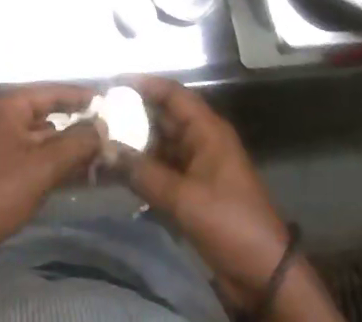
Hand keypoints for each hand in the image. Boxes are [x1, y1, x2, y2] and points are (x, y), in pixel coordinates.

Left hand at [0, 84, 101, 293]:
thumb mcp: (44, 166)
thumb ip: (76, 143)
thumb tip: (101, 125)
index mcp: (6, 105)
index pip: (51, 91)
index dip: (80, 96)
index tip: (109, 102)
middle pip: (44, 113)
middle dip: (76, 125)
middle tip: (110, 135)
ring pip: (38, 137)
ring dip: (65, 146)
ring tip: (99, 157)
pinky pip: (28, 154)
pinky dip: (49, 161)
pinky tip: (72, 174)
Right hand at [119, 76, 340, 319]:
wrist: (265, 278)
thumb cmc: (231, 224)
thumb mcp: (183, 198)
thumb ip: (142, 172)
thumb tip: (104, 149)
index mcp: (207, 131)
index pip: (172, 93)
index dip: (143, 84)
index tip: (110, 84)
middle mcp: (200, 142)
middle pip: (161, 117)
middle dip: (130, 116)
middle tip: (95, 116)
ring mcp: (195, 167)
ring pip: (157, 145)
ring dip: (131, 145)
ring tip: (97, 142)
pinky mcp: (190, 192)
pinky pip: (159, 170)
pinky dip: (139, 169)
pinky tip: (113, 172)